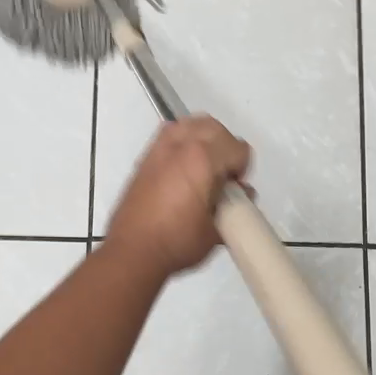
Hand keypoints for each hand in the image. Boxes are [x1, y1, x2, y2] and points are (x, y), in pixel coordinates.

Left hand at [102, 116, 251, 278]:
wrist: (133, 250)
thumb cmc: (178, 242)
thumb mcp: (217, 230)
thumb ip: (235, 207)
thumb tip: (241, 193)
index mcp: (203, 159)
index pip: (237, 148)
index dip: (242, 168)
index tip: (234, 188)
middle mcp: (181, 145)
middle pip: (215, 128)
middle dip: (226, 147)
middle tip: (224, 175)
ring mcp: (160, 148)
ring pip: (190, 124)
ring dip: (204, 139)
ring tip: (205, 166)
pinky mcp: (145, 157)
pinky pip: (170, 133)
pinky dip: (183, 141)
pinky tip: (183, 168)